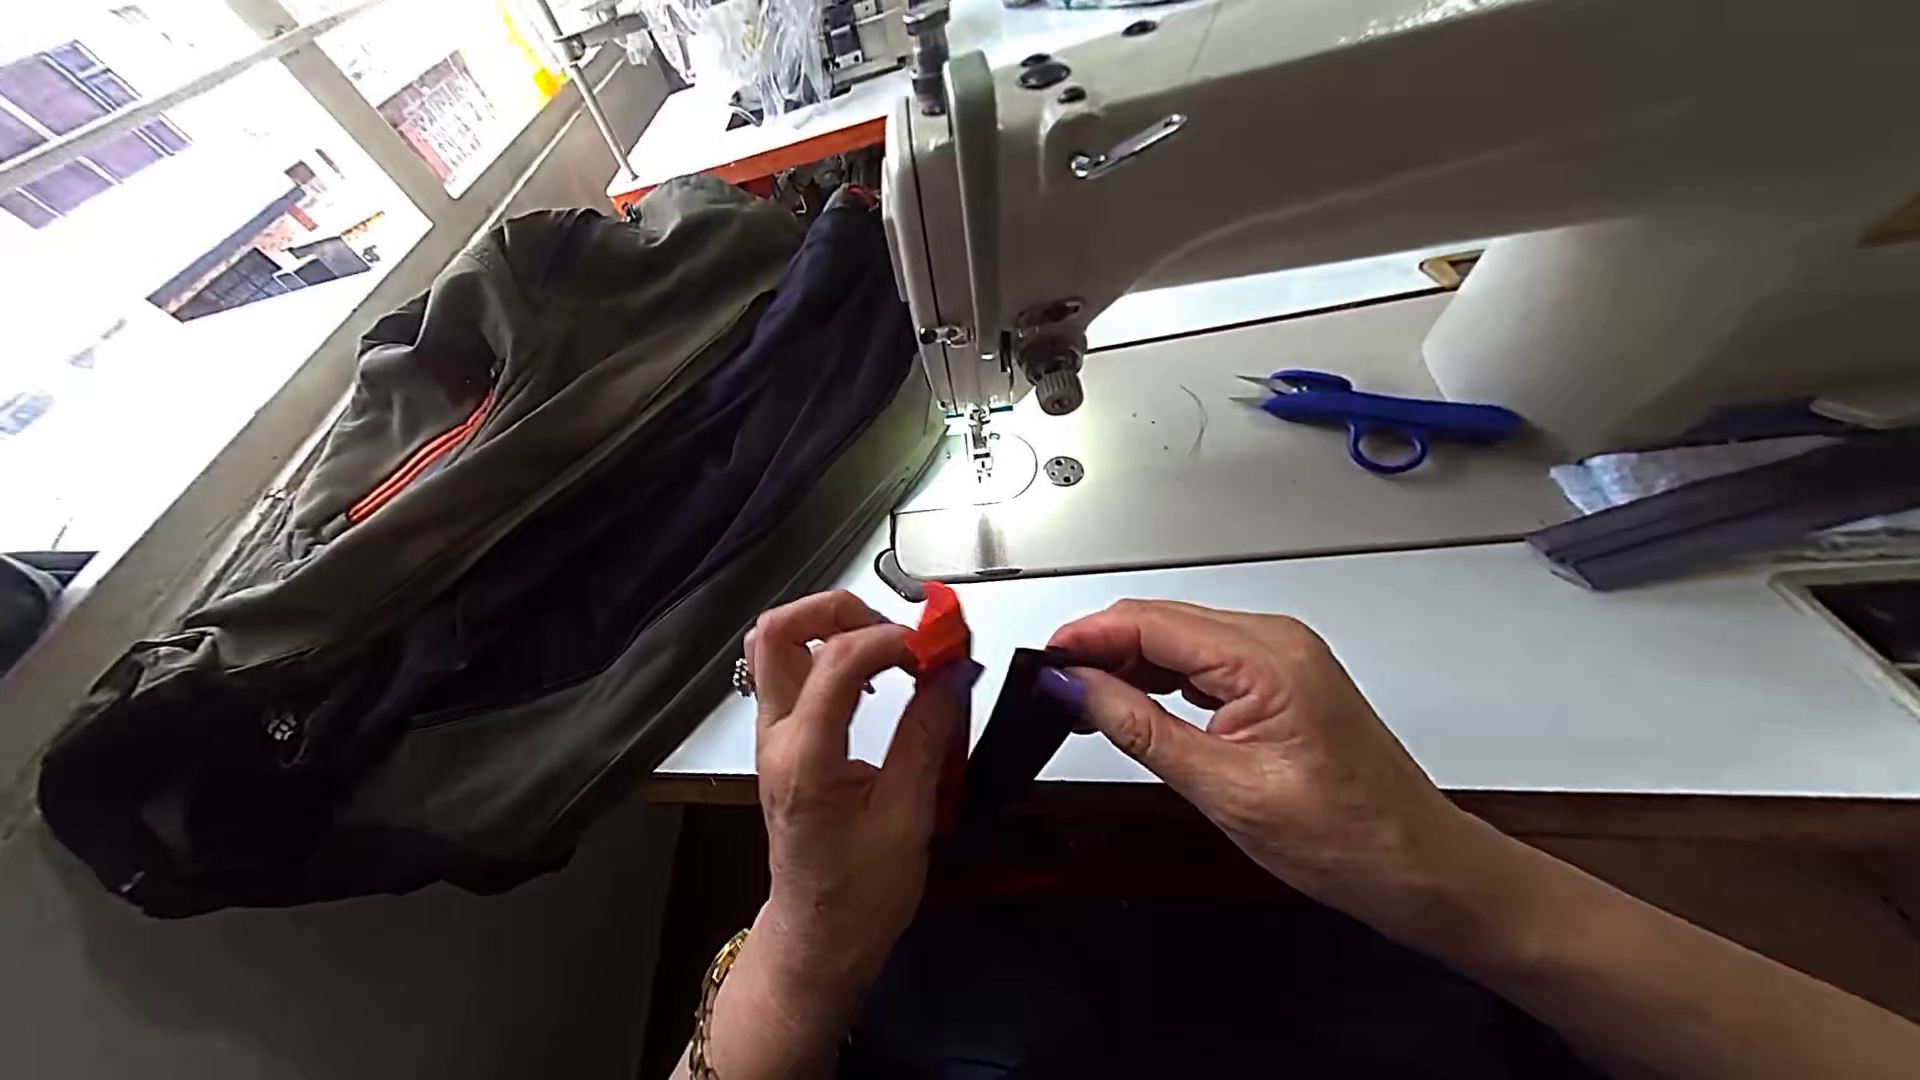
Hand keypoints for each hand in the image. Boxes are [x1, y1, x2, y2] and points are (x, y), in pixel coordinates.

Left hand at [706, 591, 975, 1079]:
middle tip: (894, 631)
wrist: (818, 937)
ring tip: (888, 648)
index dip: (892, 639)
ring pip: (779, 643)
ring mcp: (772, 734)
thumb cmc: (860, 893)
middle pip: (778, 630)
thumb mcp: (909, 815)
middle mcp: (776, 735)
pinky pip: (795, 668)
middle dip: (841, 611)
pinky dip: (834, 651)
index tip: (934, 648)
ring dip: (835, 627)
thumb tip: (953, 672)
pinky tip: (875, 674)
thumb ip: (928, 732)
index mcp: (806, 759)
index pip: (839, 662)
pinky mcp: (784, 737)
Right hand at [1046, 599, 1487, 936]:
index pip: (1150, 623)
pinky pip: (1196, 657)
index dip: (1089, 635)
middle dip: (1100, 645)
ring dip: (1124, 660)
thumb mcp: (1224, 789)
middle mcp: (1273, 641)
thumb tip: (1081, 687)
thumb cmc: (1351, 838)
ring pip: (1173, 636)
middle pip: (1158, 620)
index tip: (1048, 656)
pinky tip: (1130, 696)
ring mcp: (1275, 653)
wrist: (1422, 867)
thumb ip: (1140, 727)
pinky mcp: (1271, 673)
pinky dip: (1155, 673)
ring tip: (1084, 693)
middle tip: (1057, 680)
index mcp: (1268, 659)